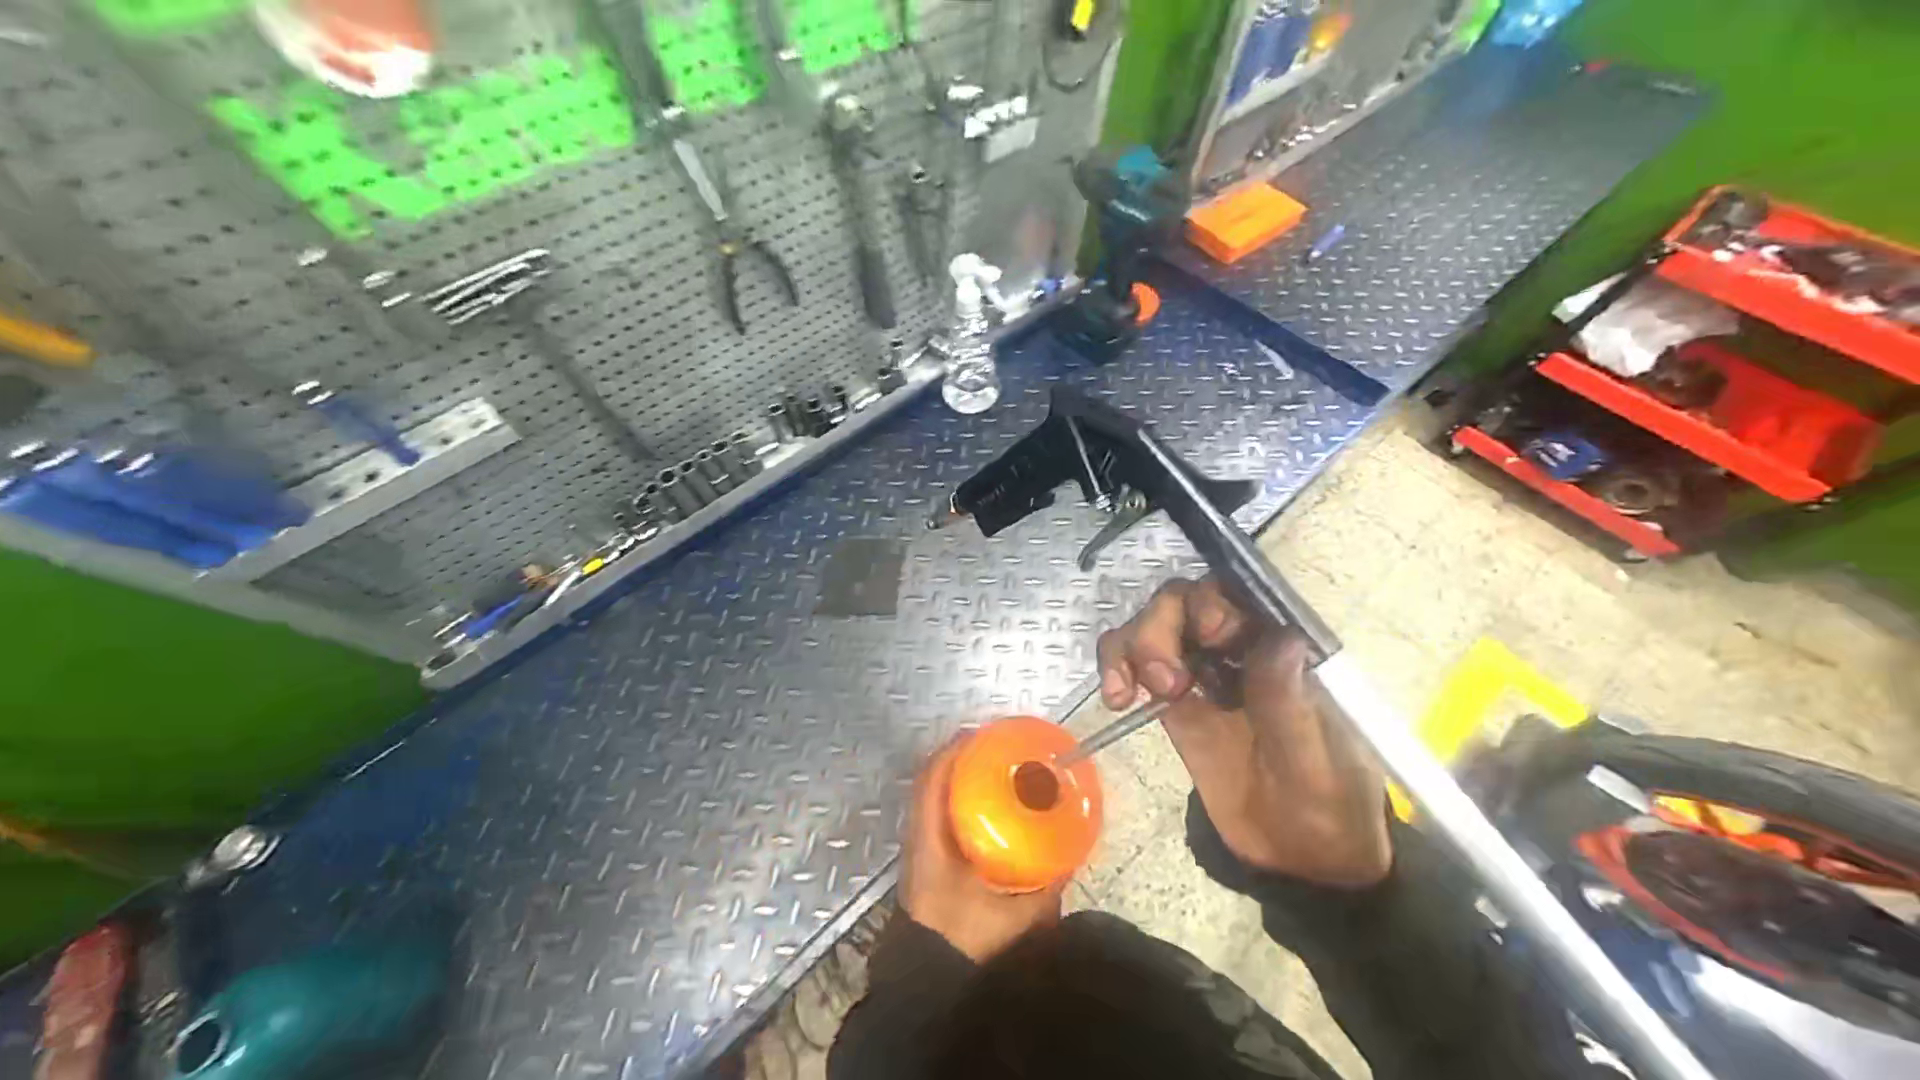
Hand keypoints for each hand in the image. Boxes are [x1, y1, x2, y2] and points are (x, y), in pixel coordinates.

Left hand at [898, 738, 1064, 961]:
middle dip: (960, 760)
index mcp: (930, 842)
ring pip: (933, 799)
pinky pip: (936, 817)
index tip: (980, 737)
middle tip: (994, 751)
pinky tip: (984, 809)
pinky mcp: (924, 863)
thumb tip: (1070, 855)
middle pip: (931, 782)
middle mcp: (919, 838)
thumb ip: (1045, 887)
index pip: (931, 781)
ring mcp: (919, 850)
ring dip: (957, 780)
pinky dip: (956, 803)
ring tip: (991, 771)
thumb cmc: (967, 942)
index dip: (953, 753)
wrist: (931, 985)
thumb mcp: (1015, 917)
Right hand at [1097, 578, 1391, 887]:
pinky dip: (1115, 665)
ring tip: (1130, 692)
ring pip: (1151, 622)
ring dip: (1132, 645)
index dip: (1212, 602)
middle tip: (1166, 684)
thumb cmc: (1326, 811)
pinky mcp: (1172, 699)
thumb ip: (1290, 705)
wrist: (1299, 857)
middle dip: (1161, 628)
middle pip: (1184, 600)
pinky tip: (1117, 698)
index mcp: (1283, 651)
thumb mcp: (1315, 765)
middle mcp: (1238, 649)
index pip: (1240, 594)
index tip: (1208, 639)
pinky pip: (1131, 659)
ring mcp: (1202, 671)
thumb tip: (1281, 638)